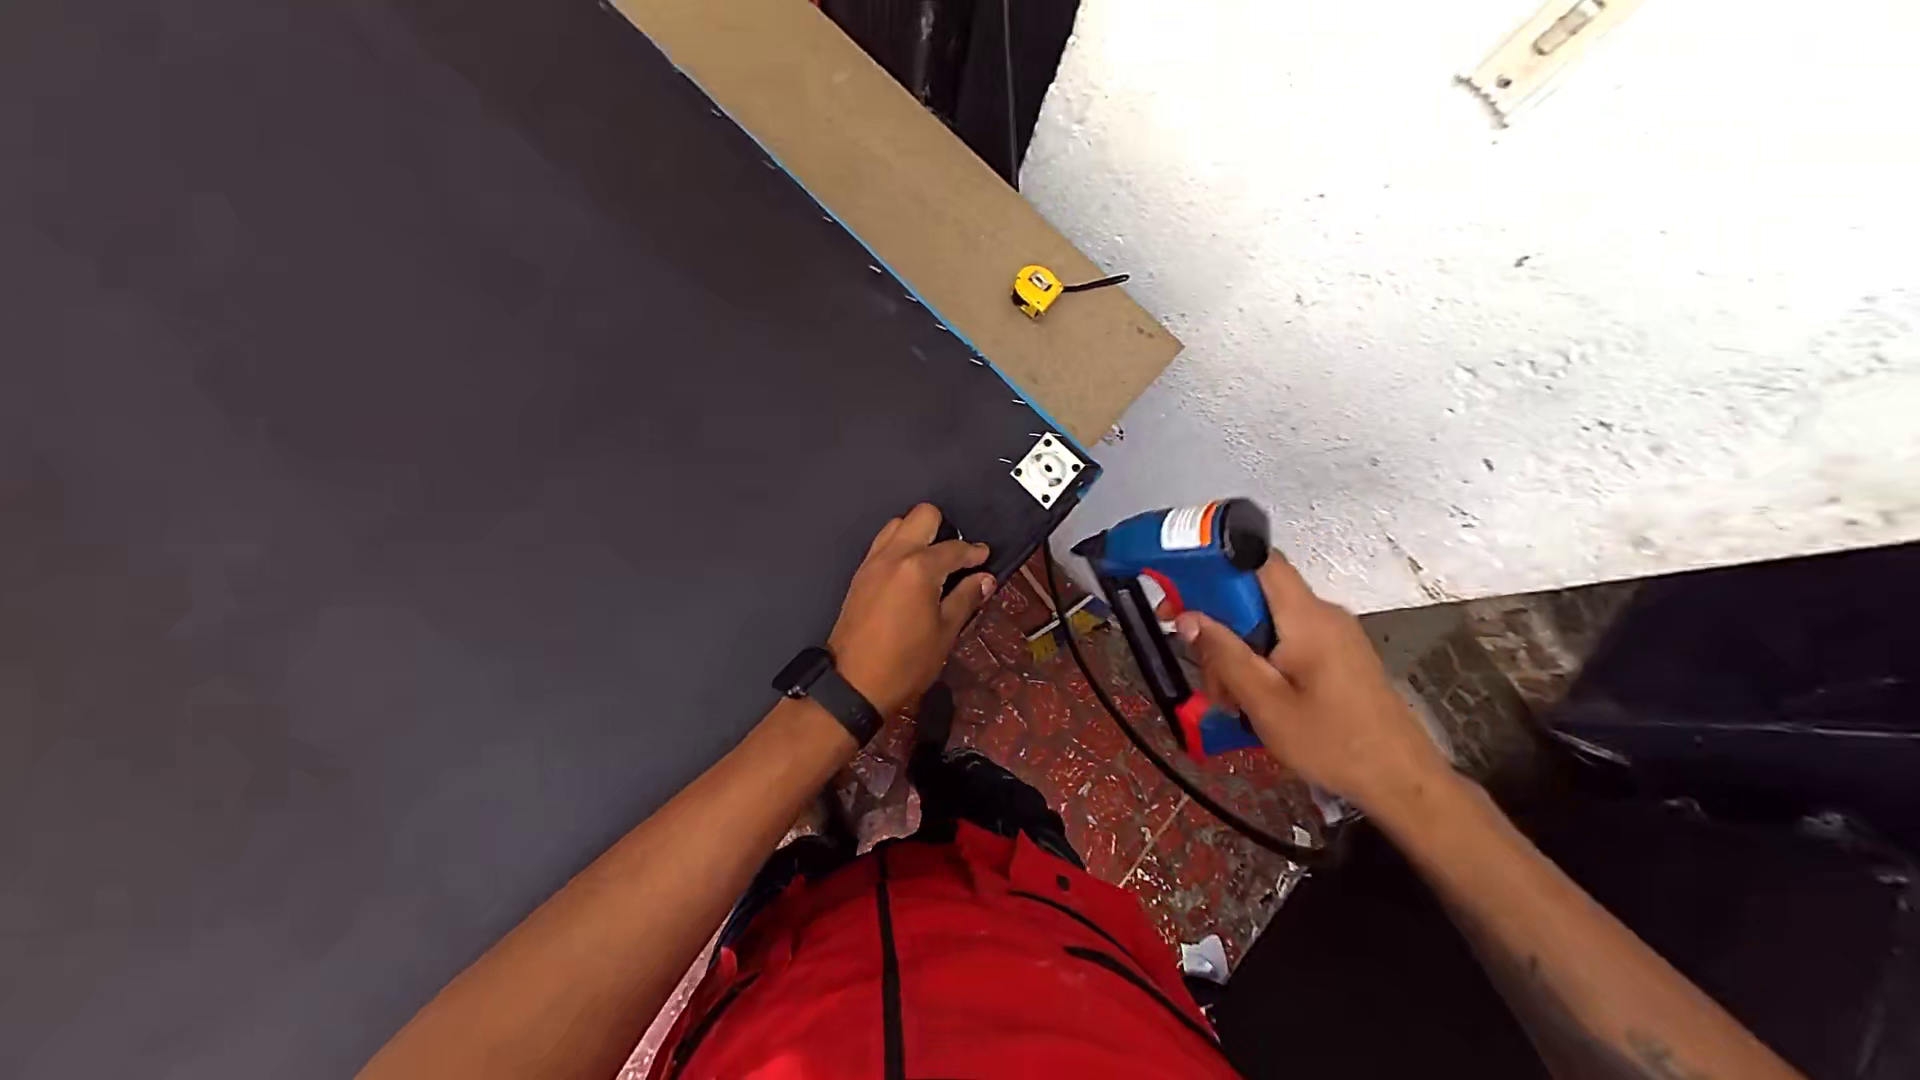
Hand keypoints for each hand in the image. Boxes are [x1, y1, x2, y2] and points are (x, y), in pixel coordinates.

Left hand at [828, 504, 995, 714]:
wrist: (854, 684)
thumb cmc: (906, 663)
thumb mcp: (945, 632)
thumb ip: (966, 598)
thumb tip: (985, 579)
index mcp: (919, 568)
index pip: (955, 548)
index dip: (975, 553)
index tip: (985, 558)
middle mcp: (893, 555)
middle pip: (922, 515)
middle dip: (944, 527)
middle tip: (956, 555)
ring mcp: (872, 562)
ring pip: (898, 524)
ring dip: (918, 534)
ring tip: (933, 560)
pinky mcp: (859, 575)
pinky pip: (882, 544)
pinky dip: (899, 547)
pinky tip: (911, 572)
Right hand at [1172, 552, 1453, 818]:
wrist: (1403, 784)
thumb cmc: (1333, 743)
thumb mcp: (1265, 702)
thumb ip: (1224, 655)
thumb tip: (1187, 617)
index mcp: (1307, 618)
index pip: (1258, 561)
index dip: (1214, 566)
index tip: (1179, 595)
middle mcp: (1323, 615)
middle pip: (1256, 597)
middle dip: (1220, 628)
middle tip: (1203, 671)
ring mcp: (1333, 635)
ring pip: (1267, 624)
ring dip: (1238, 653)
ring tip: (1231, 700)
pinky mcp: (1337, 655)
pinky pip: (1286, 642)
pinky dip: (1261, 662)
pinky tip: (1254, 700)